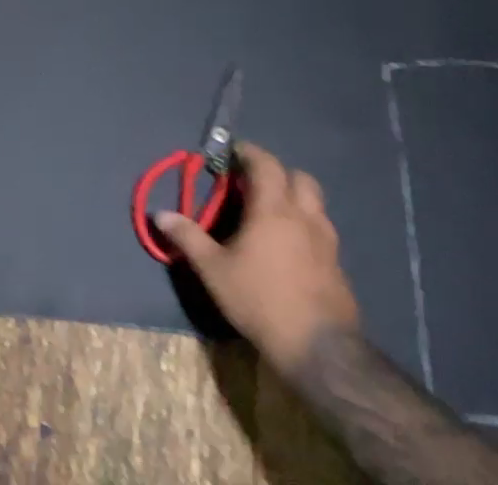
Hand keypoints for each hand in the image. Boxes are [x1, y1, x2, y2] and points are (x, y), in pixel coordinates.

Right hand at [154, 142, 359, 373]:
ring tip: (270, 213)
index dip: (249, 153)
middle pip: (299, 177)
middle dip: (276, 172)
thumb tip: (161, 214)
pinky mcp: (337, 263)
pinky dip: (305, 224)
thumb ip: (188, 238)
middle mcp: (304, 217)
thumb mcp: (213, 270)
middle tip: (253, 182)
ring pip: (315, 203)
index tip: (232, 152)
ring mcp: (326, 240)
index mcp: (273, 210)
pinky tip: (289, 246)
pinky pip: (321, 229)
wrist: (317, 345)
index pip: (266, 165)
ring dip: (294, 197)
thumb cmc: (259, 299)